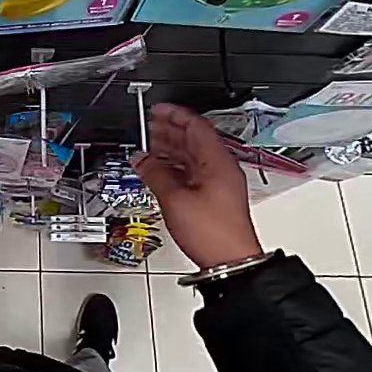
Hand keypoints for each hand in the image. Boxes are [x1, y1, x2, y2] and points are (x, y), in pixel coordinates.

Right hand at [132, 103, 263, 268]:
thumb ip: (156, 174)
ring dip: (171, 148)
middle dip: (170, 130)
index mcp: (217, 161)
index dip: (175, 114)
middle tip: (149, 125)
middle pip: (194, 139)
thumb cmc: (213, 232)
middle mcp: (221, 168)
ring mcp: (218, 183)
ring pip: (192, 156)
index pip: (196, 126)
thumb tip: (141, 160)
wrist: (230, 262)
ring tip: (149, 145)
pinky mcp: (214, 197)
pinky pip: (192, 172)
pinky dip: (174, 167)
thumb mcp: (175, 199)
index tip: (158, 109)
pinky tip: (159, 170)